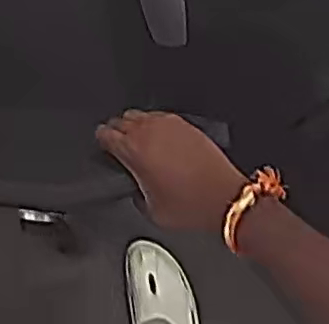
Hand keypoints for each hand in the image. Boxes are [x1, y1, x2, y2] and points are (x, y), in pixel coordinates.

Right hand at [96, 110, 245, 232]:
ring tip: (144, 143)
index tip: (106, 146)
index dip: (102, 141)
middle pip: (118, 121)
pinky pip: (158, 117)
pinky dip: (156, 126)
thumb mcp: (154, 212)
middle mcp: (144, 131)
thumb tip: (134, 189)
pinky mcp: (181, 122)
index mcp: (132, 150)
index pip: (103, 133)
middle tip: (125, 148)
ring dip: (135, 127)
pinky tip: (164, 142)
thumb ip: (135, 195)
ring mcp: (163, 124)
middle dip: (118, 133)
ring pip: (137, 115)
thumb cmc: (193, 206)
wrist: (226, 199)